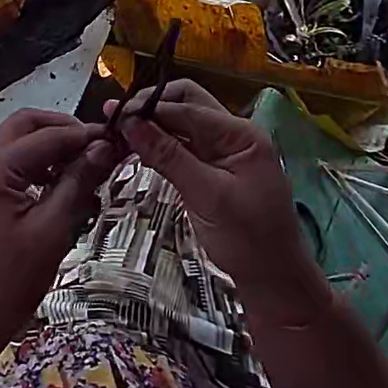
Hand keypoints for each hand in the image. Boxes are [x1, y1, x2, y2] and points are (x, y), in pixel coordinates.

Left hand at [0, 109, 119, 359]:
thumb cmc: (8, 282)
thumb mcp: (52, 229)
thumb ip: (78, 182)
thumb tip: (103, 149)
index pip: (46, 136)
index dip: (84, 135)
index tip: (116, 139)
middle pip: (26, 126)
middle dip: (63, 131)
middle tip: (97, 147)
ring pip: (17, 144)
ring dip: (50, 148)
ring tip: (85, 169)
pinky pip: (10, 166)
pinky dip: (36, 167)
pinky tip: (60, 188)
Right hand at [107, 81, 326, 320]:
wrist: (274, 282)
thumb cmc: (248, 239)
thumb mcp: (206, 195)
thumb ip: (168, 156)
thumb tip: (130, 123)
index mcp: (240, 134)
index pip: (188, 108)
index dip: (149, 108)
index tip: (114, 114)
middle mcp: (233, 135)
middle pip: (186, 105)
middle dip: (150, 108)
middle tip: (115, 119)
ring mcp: (223, 152)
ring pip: (181, 124)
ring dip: (152, 126)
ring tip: (118, 133)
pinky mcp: (212, 169)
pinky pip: (182, 146)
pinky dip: (160, 145)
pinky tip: (138, 149)